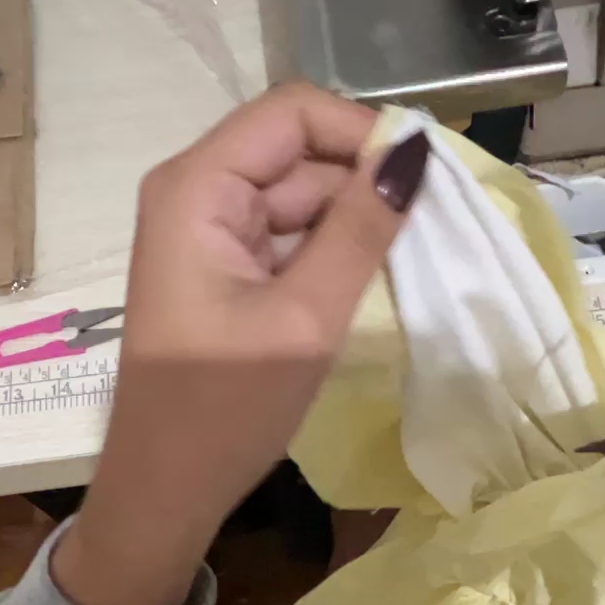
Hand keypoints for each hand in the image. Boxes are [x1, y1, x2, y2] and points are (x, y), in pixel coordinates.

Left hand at [54, 85, 429, 604]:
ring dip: (354, 227)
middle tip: (436, 230)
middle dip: (365, 185)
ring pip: (298, 204)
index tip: (427, 179)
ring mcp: (209, 240)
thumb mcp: (305, 317)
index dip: (363, 132)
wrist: (168, 491)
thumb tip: (413, 153)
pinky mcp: (224, 278)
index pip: (294, 114)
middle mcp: (196, 196)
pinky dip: (330, 258)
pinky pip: (287, 245)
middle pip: (297, 157)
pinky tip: (373, 284)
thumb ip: (360, 230)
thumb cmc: (226, 409)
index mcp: (198, 188)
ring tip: (414, 262)